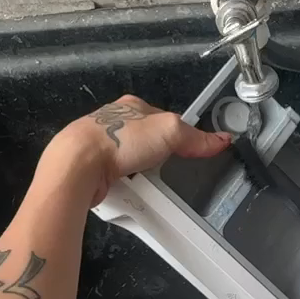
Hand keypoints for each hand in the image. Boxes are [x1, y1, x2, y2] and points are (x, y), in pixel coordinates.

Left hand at [43, 95, 230, 204]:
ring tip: (150, 185)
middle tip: (169, 172)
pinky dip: (127, 187)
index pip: (164, 119)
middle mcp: (114, 124)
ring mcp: (101, 147)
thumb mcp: (169, 132)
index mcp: (131, 107)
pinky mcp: (93, 170)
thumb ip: (195, 137)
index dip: (180, 135)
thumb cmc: (118, 140)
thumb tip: (221, 140)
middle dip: (159, 158)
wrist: (78, 165)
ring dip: (142, 175)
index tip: (192, 151)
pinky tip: (131, 192)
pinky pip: (118, 180)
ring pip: (131, 162)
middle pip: (147, 142)